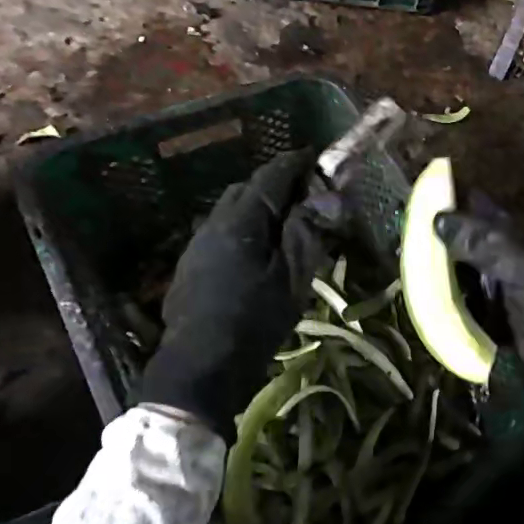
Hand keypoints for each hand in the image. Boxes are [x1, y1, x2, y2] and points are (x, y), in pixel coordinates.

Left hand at [138, 149, 328, 433]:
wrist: (200, 366)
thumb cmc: (254, 320)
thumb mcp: (292, 276)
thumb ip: (307, 231)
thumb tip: (329, 195)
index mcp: (242, 221)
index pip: (271, 176)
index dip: (295, 163)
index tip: (316, 156)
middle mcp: (214, 223)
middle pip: (247, 188)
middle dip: (278, 183)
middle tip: (308, 193)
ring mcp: (199, 244)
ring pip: (232, 210)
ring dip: (260, 206)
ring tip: (288, 220)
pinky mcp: (193, 264)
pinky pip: (223, 230)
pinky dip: (247, 226)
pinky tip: (261, 248)